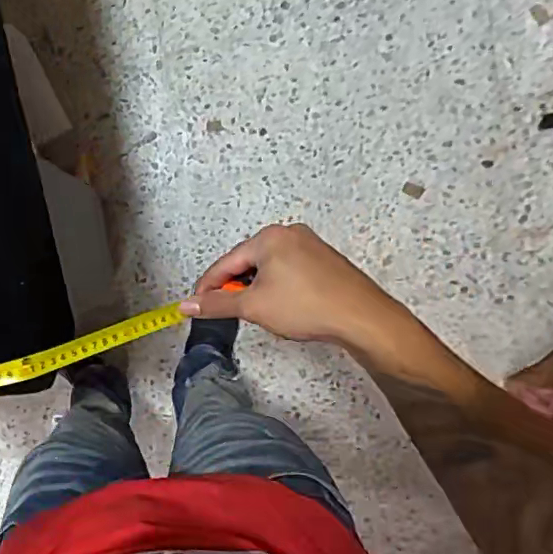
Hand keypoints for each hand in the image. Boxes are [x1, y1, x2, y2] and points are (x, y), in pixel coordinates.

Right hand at [180, 223, 419, 354]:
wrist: (363, 319)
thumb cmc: (312, 306)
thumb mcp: (252, 307)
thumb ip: (216, 303)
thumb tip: (189, 304)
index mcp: (269, 237)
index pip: (225, 263)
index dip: (207, 287)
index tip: (197, 304)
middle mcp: (289, 234)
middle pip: (245, 262)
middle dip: (235, 287)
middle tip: (231, 310)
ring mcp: (309, 245)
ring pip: (267, 267)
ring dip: (256, 288)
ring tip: (261, 311)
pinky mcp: (323, 260)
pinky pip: (287, 270)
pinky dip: (277, 287)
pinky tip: (282, 306)